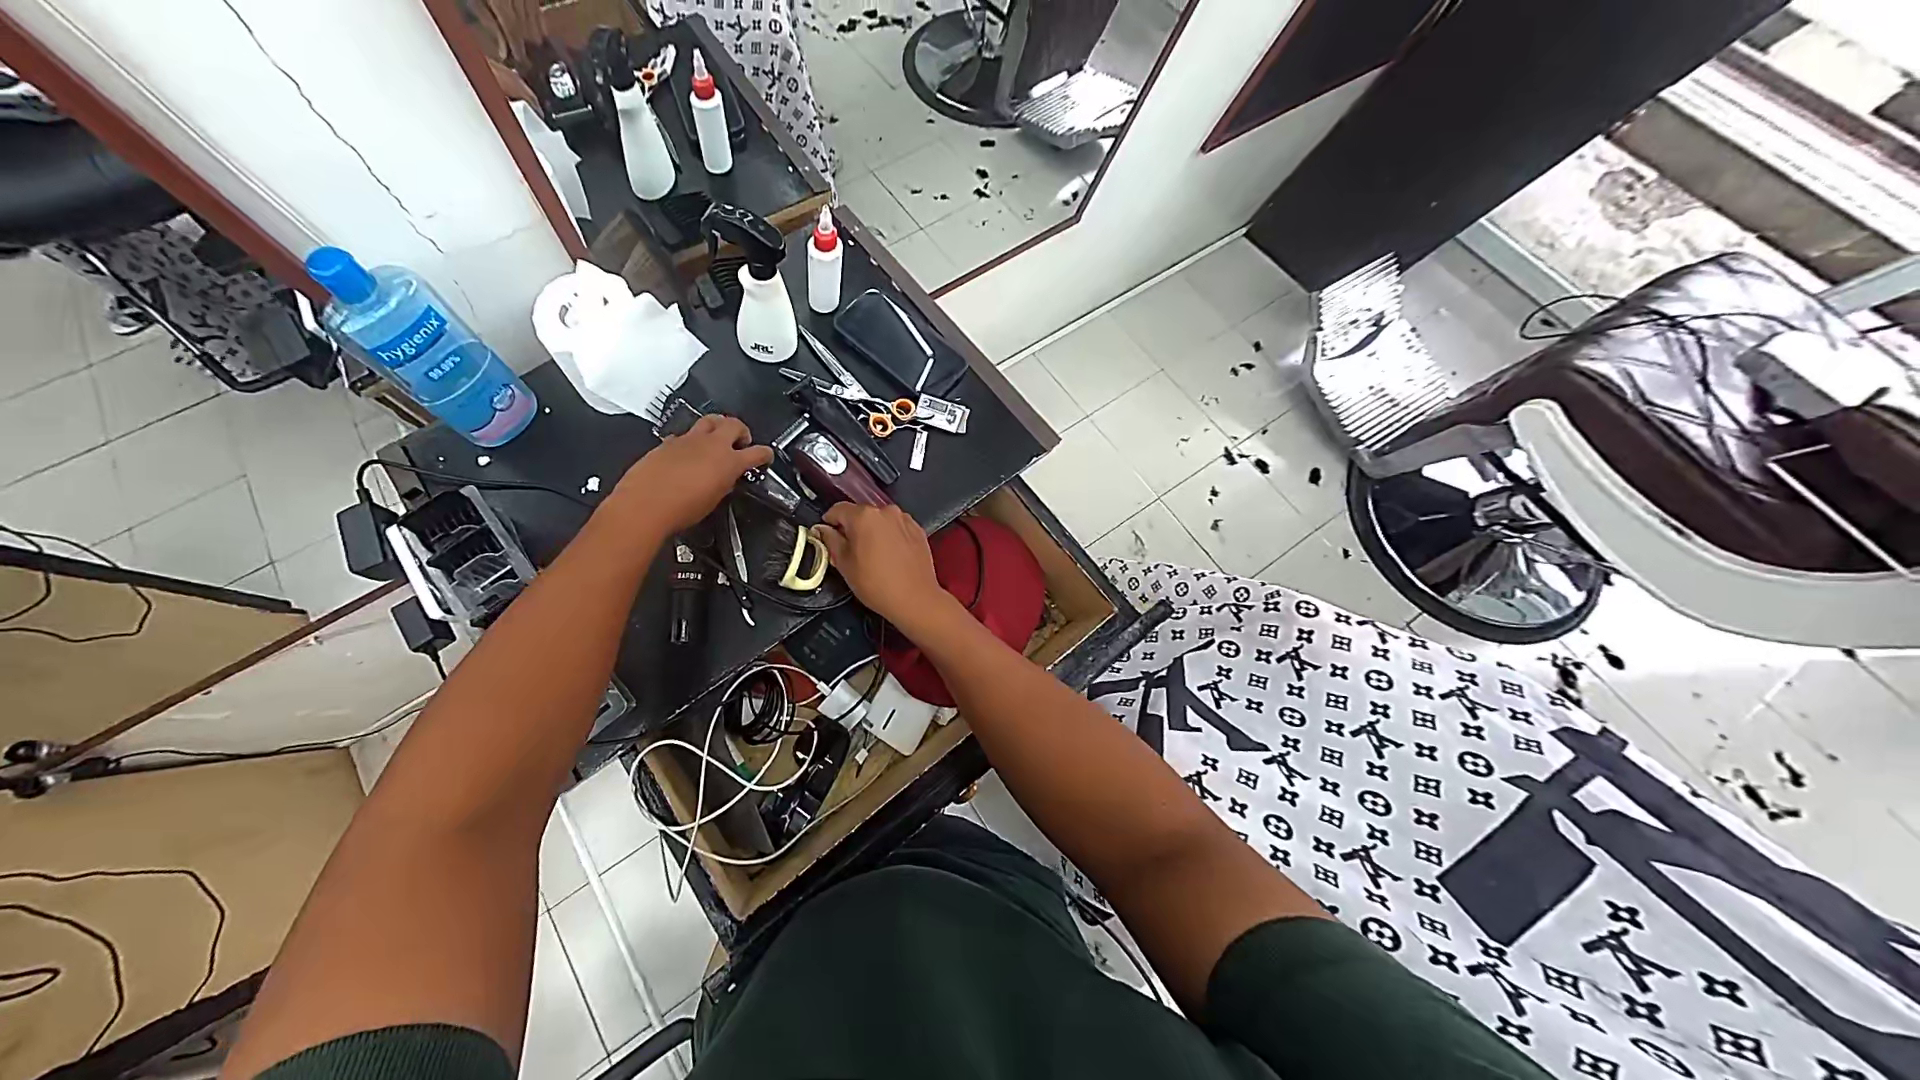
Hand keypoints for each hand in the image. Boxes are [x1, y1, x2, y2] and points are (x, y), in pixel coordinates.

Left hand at [609, 415, 772, 533]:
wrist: (644, 506)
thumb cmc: (679, 509)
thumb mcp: (714, 500)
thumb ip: (724, 483)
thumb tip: (725, 479)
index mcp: (729, 462)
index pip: (757, 452)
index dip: (764, 454)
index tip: (765, 455)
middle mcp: (710, 445)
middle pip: (733, 424)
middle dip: (741, 431)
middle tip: (742, 441)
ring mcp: (688, 440)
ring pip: (710, 420)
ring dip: (718, 426)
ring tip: (718, 437)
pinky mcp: (668, 442)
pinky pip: (684, 434)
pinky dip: (691, 440)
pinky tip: (688, 451)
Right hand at [815, 503, 952, 628]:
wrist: (914, 598)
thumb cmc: (877, 584)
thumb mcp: (844, 564)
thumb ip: (831, 541)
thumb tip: (824, 530)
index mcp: (863, 516)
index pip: (838, 509)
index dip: (828, 521)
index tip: (826, 532)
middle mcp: (885, 512)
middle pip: (860, 514)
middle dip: (852, 528)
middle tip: (848, 550)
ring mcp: (904, 519)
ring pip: (879, 521)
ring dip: (872, 532)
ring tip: (871, 556)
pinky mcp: (917, 530)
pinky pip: (896, 528)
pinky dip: (890, 536)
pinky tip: (889, 556)